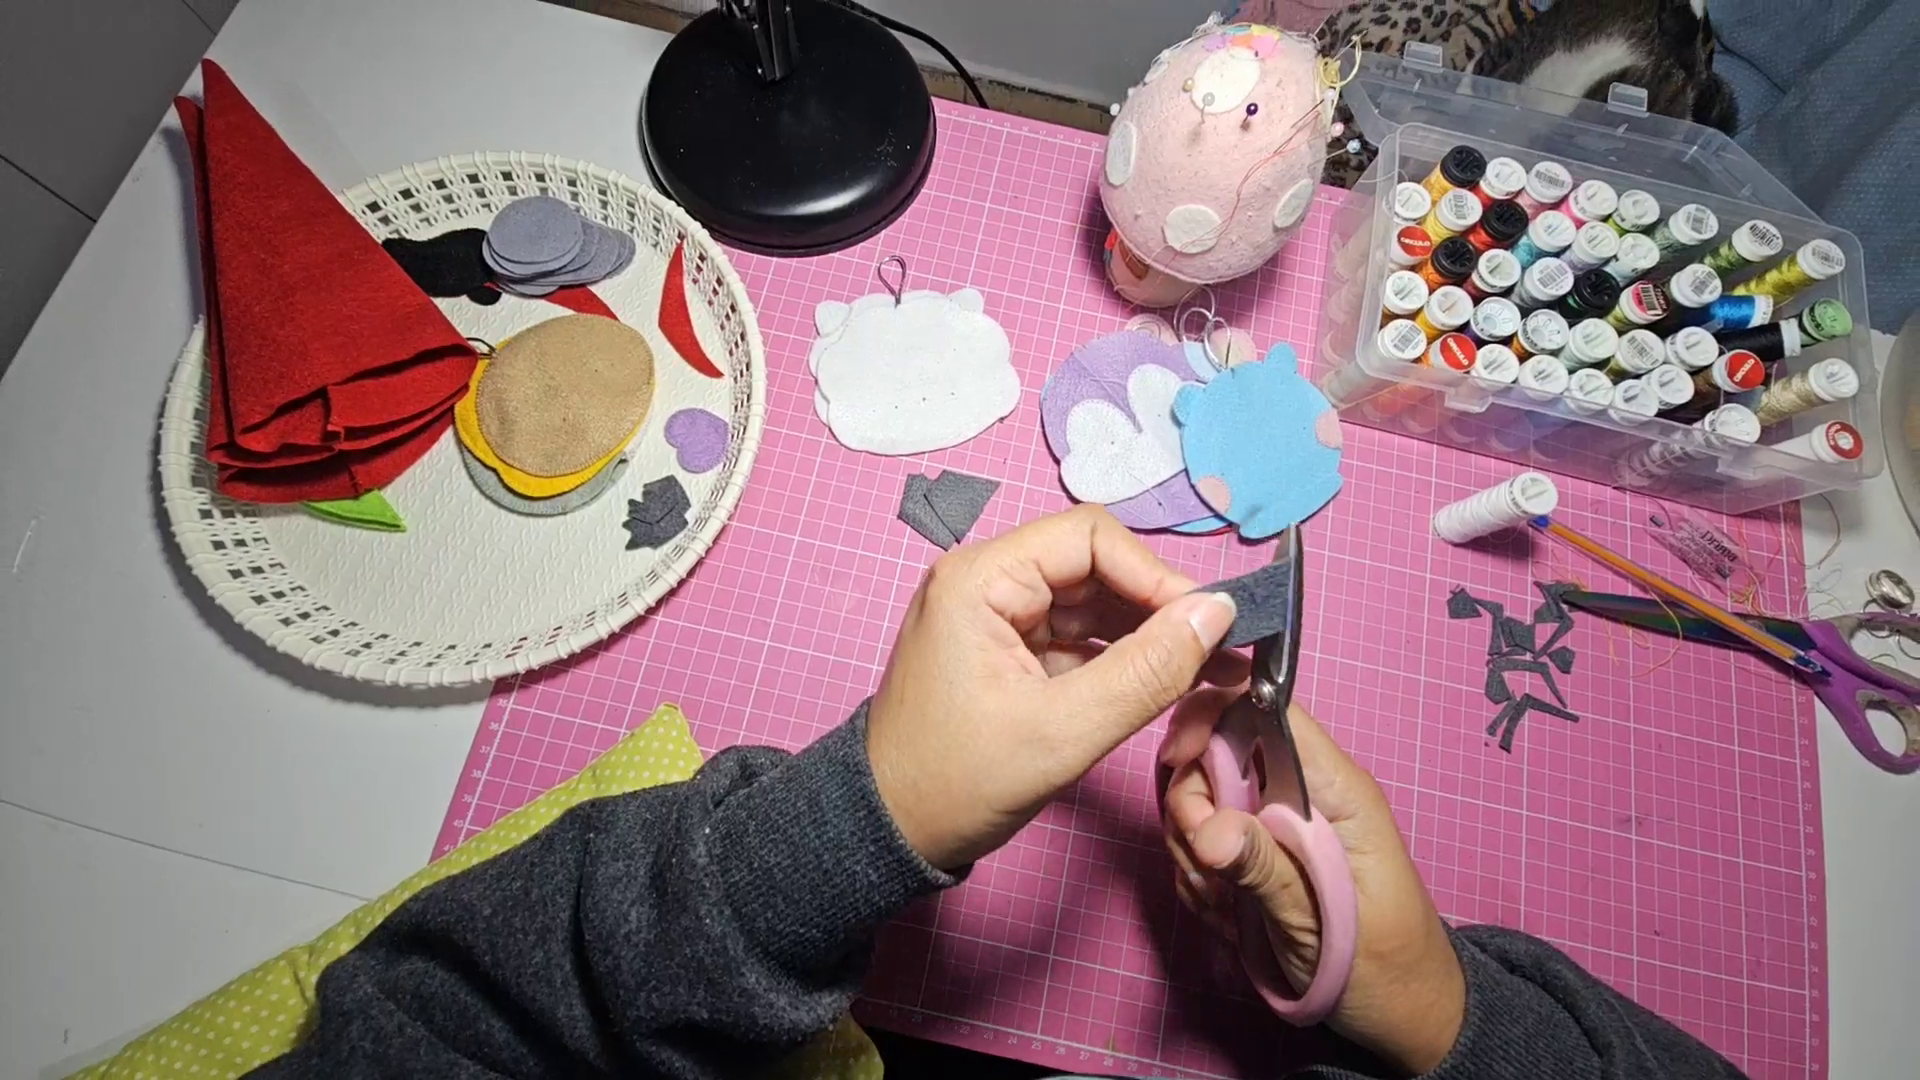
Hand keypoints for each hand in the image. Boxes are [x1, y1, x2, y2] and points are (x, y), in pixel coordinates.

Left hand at [867, 505, 1245, 870]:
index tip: (1207, 621)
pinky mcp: (1008, 648)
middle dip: (1157, 606)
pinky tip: (1162, 678)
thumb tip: (1215, 614)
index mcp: (981, 578)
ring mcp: (997, 615)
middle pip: (1093, 568)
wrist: (892, 830)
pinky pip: (1075, 636)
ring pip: (1090, 603)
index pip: (1088, 538)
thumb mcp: (1061, 732)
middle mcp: (988, 581)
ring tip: (1206, 667)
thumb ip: (1145, 671)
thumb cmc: (956, 781)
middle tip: (1220, 649)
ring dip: (1145, 633)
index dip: (1154, 575)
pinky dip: (1119, 656)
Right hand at [1161, 699, 1465, 1075]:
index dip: (1210, 715)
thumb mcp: (1322, 925)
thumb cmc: (1384, 970)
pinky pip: (1198, 837)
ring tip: (1223, 905)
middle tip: (1204, 867)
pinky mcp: (1250, 844)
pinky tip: (1223, 913)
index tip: (1177, 760)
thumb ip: (1265, 871)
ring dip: (1191, 849)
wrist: (1401, 1020)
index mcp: (1330, 786)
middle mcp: (1295, 788)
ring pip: (1196, 797)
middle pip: (1213, 752)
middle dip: (1191, 805)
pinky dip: (1196, 873)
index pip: (1262, 707)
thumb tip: (1208, 829)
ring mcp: (1269, 816)